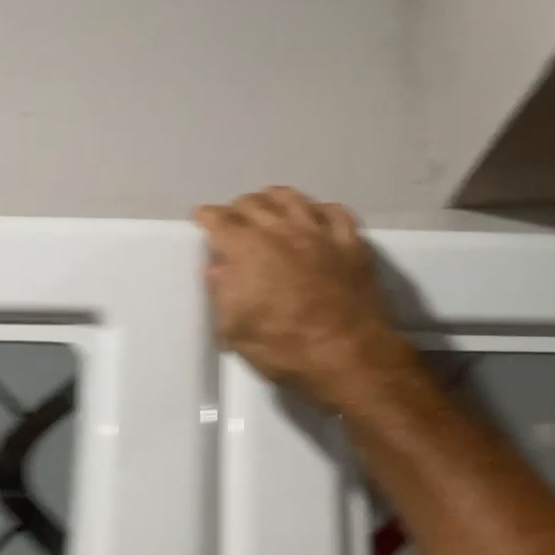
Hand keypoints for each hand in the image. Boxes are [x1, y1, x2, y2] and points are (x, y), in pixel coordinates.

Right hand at [195, 187, 417, 409]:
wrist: (350, 355)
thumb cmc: (286, 349)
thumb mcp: (236, 332)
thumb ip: (222, 295)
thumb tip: (217, 269)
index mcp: (247, 249)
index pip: (220, 220)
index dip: (207, 216)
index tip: (202, 217)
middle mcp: (282, 230)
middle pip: (254, 203)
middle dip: (238, 208)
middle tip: (234, 219)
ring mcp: (320, 232)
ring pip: (293, 198)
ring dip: (275, 199)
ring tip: (270, 205)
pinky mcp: (352, 242)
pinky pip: (335, 212)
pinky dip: (320, 210)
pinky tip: (317, 215)